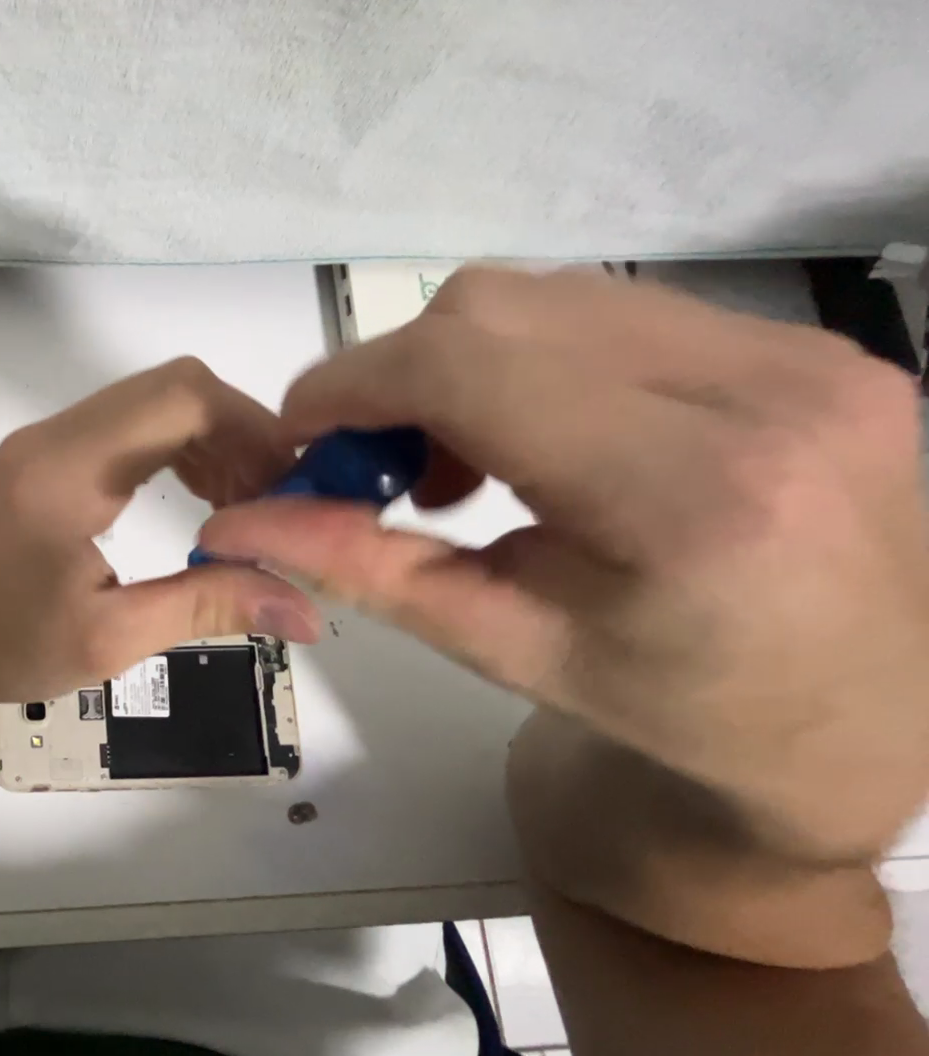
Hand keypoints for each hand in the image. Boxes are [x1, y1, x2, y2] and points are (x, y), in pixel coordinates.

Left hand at [0, 356, 320, 709]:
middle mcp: (54, 438)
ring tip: (245, 504)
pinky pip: (126, 426)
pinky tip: (200, 498)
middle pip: (170, 388)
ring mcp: (45, 441)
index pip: (178, 400)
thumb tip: (303, 607)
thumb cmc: (7, 645)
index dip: (251, 426)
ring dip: (209, 439)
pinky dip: (175, 448)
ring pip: (151, 402)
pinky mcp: (45, 455)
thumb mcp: (110, 638)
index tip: (294, 480)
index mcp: (66, 474)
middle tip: (276, 498)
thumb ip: (206, 606)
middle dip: (238, 432)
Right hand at [197, 268, 928, 963]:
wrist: (863, 719)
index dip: (352, 382)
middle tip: (375, 463)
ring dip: (455, 363)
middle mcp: (762, 393)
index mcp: (685, 495)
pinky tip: (529, 437)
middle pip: (495, 308)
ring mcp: (801, 354)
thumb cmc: (664, 705)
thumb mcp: (492, 643)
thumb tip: (231, 522)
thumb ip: (354, 567)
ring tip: (456, 461)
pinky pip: (603, 309)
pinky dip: (523, 360)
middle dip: (394, 374)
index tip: (298, 433)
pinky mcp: (806, 343)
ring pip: (543, 295)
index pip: (468, 367)